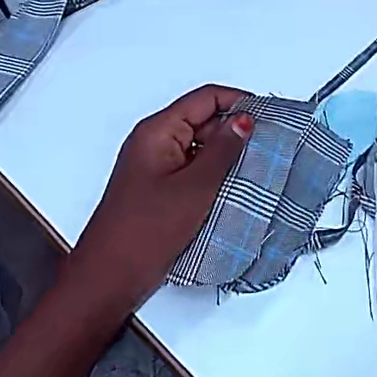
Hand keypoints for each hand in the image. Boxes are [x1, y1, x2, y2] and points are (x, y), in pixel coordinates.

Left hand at [63, 85, 253, 317]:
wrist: (109, 277)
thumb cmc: (145, 231)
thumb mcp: (195, 186)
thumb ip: (223, 149)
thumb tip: (243, 120)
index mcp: (158, 130)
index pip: (205, 99)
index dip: (238, 102)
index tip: (267, 118)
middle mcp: (154, 142)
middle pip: (202, 120)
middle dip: (234, 132)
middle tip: (267, 149)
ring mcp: (155, 166)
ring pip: (199, 148)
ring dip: (225, 158)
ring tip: (256, 172)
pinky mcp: (158, 189)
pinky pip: (191, 171)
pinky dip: (212, 177)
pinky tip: (233, 192)